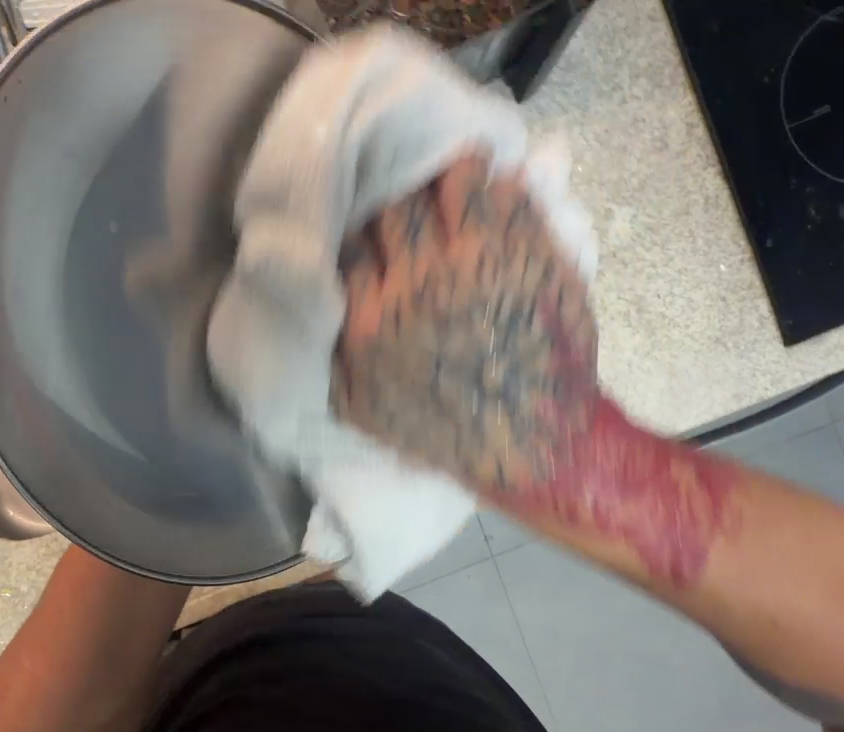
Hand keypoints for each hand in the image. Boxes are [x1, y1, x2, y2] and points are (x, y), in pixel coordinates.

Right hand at [333, 155, 599, 490]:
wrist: (525, 442)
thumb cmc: (442, 434)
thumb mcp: (361, 412)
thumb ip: (331, 361)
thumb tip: (316, 317)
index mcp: (371, 323)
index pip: (351, 250)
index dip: (359, 237)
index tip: (370, 239)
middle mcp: (415, 284)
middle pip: (394, 208)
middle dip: (398, 201)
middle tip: (411, 204)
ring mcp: (474, 263)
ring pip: (452, 182)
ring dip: (451, 177)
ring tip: (456, 180)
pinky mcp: (527, 255)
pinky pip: (509, 195)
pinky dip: (501, 186)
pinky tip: (499, 191)